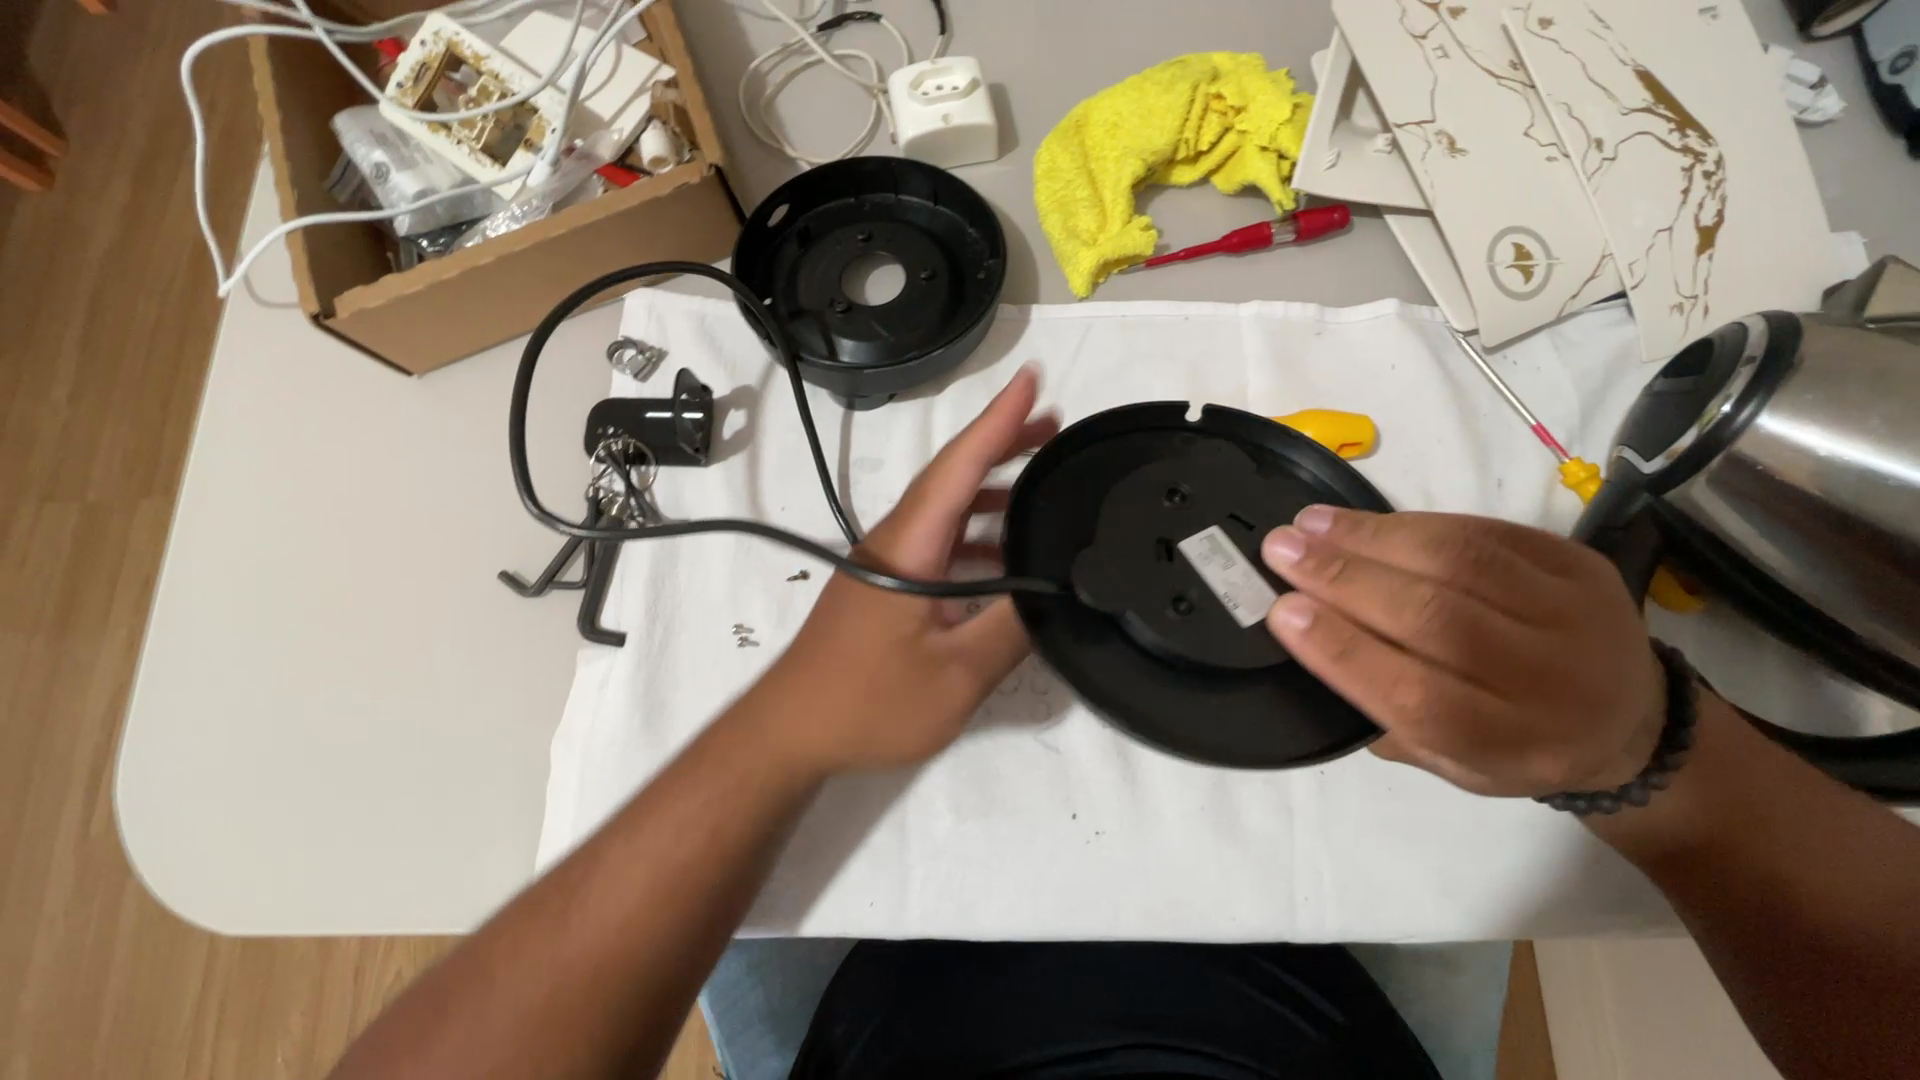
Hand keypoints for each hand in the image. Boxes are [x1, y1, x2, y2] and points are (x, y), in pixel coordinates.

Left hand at [747, 368, 1059, 775]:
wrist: (789, 732)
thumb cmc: (866, 703)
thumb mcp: (954, 676)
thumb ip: (1010, 630)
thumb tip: (1056, 594)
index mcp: (908, 548)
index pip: (958, 468)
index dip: (999, 421)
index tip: (1033, 379)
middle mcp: (894, 544)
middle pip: (951, 479)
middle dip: (1001, 445)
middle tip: (1054, 427)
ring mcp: (886, 567)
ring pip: (944, 512)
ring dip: (990, 491)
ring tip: (1039, 479)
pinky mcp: (884, 593)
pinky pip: (938, 546)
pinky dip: (975, 536)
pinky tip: (1004, 553)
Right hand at [1260, 507, 1663, 796]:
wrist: (1633, 723)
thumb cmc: (1517, 748)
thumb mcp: (1453, 766)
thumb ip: (1386, 717)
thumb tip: (1309, 640)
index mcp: (1510, 743)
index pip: (1417, 695)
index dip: (1344, 651)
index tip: (1282, 612)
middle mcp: (1550, 679)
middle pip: (1437, 618)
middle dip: (1345, 579)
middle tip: (1280, 550)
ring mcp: (1574, 613)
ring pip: (1461, 562)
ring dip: (1372, 537)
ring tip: (1311, 523)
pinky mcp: (1577, 563)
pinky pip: (1482, 531)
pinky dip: (1411, 523)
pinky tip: (1361, 521)